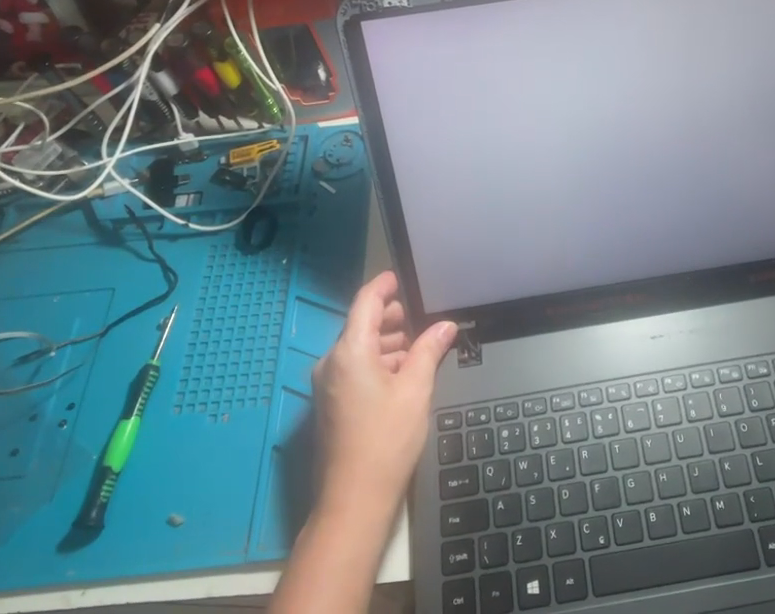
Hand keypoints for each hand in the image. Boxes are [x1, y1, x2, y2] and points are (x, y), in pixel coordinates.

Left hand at [310, 271, 457, 521]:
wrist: (354, 497)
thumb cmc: (387, 438)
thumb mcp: (416, 389)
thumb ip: (429, 350)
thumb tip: (445, 326)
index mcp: (349, 351)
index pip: (365, 302)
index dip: (384, 286)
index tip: (402, 277)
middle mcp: (332, 362)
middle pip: (361, 325)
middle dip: (391, 317)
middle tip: (422, 313)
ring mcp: (328, 385)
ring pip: (359, 349)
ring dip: (387, 342)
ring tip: (420, 343)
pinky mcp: (332, 404)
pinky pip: (355, 369)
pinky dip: (378, 362)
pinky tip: (404, 371)